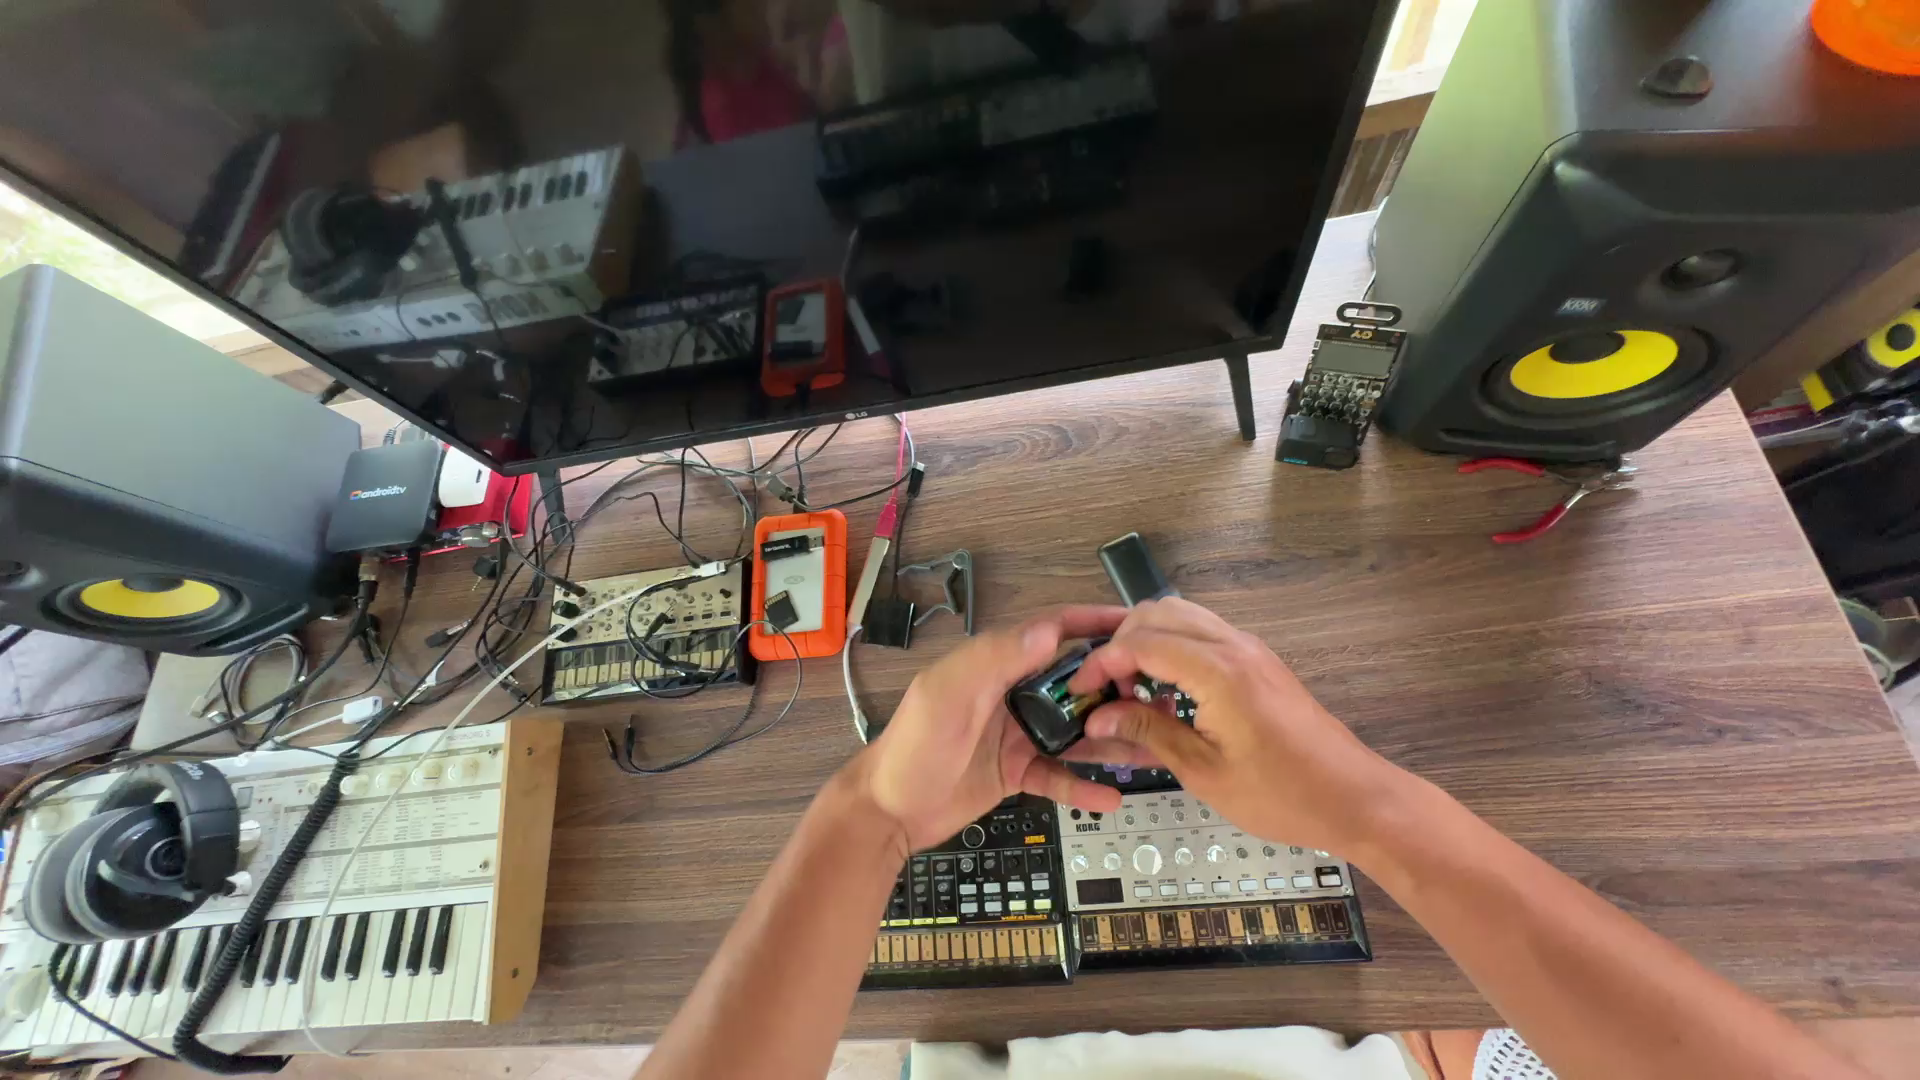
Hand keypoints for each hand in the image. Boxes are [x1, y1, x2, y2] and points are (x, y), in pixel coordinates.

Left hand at [855, 606, 1128, 851]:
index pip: (1051, 631)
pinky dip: (1082, 785)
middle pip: (1073, 680)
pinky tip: (1109, 796)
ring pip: (1074, 729)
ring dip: (1107, 736)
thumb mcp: (948, 694)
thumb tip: (1050, 629)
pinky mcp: (1016, 770)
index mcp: (995, 664)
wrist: (888, 810)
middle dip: (1113, 684)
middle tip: (1155, 696)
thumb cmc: (913, 746)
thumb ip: (994, 658)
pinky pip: (1058, 774)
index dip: (1092, 622)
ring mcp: (1016, 733)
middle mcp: (1010, 693)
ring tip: (1146, 747)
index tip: (1135, 623)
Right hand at [1068, 597, 1411, 856]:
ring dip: (1147, 640)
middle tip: (1107, 689)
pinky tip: (1168, 690)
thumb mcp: (1204, 772)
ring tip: (1134, 688)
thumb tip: (1097, 718)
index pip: (1140, 642)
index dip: (1101, 662)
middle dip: (1121, 643)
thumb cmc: (1281, 794)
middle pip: (1157, 613)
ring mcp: (1249, 647)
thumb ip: (1147, 733)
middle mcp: (1233, 645)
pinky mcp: (1258, 658)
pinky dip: (1172, 646)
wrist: (1356, 797)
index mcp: (1218, 671)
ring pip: (1181, 615)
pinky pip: (1202, 631)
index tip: (1080, 690)